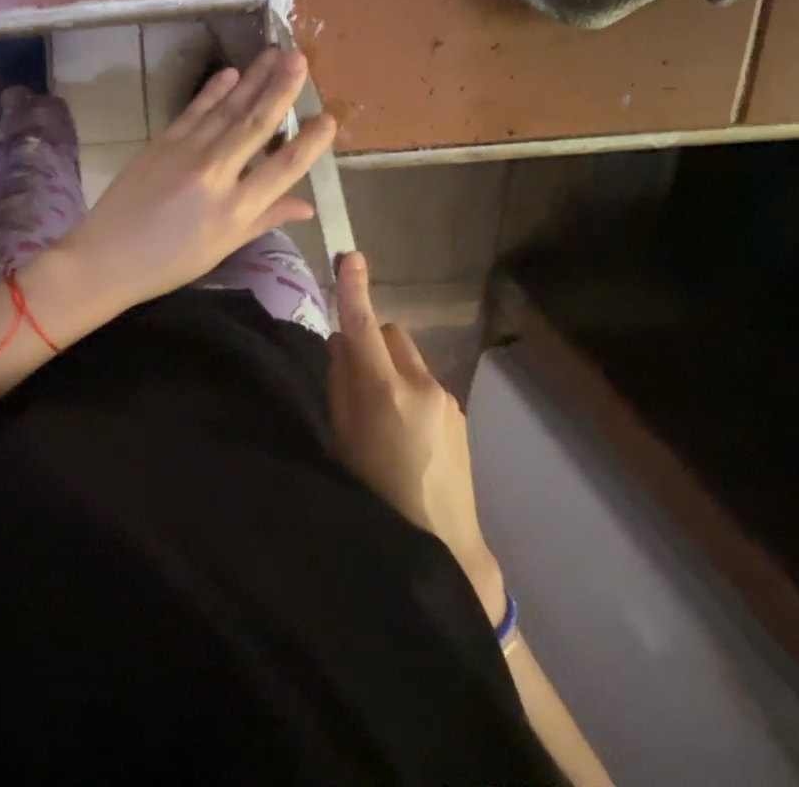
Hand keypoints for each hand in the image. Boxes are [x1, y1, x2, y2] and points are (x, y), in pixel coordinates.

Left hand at [59, 49, 336, 310]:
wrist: (106, 258)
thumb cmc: (168, 264)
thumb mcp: (221, 248)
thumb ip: (264, 219)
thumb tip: (306, 205)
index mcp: (236, 210)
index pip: (285, 167)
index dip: (310, 142)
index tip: (328, 119)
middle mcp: (215, 175)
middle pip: (256, 125)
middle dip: (282, 90)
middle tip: (302, 60)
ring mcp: (186, 154)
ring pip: (228, 110)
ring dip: (254, 80)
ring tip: (277, 54)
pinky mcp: (161, 143)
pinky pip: (195, 111)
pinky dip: (214, 91)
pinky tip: (232, 73)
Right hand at [328, 253, 500, 610]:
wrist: (442, 543)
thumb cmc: (374, 494)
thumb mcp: (341, 440)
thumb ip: (339, 385)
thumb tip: (339, 343)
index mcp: (385, 392)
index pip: (361, 327)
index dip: (352, 289)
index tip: (348, 255)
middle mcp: (421, 384)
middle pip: (388, 333)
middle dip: (366, 337)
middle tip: (347, 373)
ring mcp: (446, 398)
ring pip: (406, 358)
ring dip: (386, 366)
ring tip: (375, 415)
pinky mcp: (459, 413)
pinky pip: (423, 382)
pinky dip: (405, 388)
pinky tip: (401, 434)